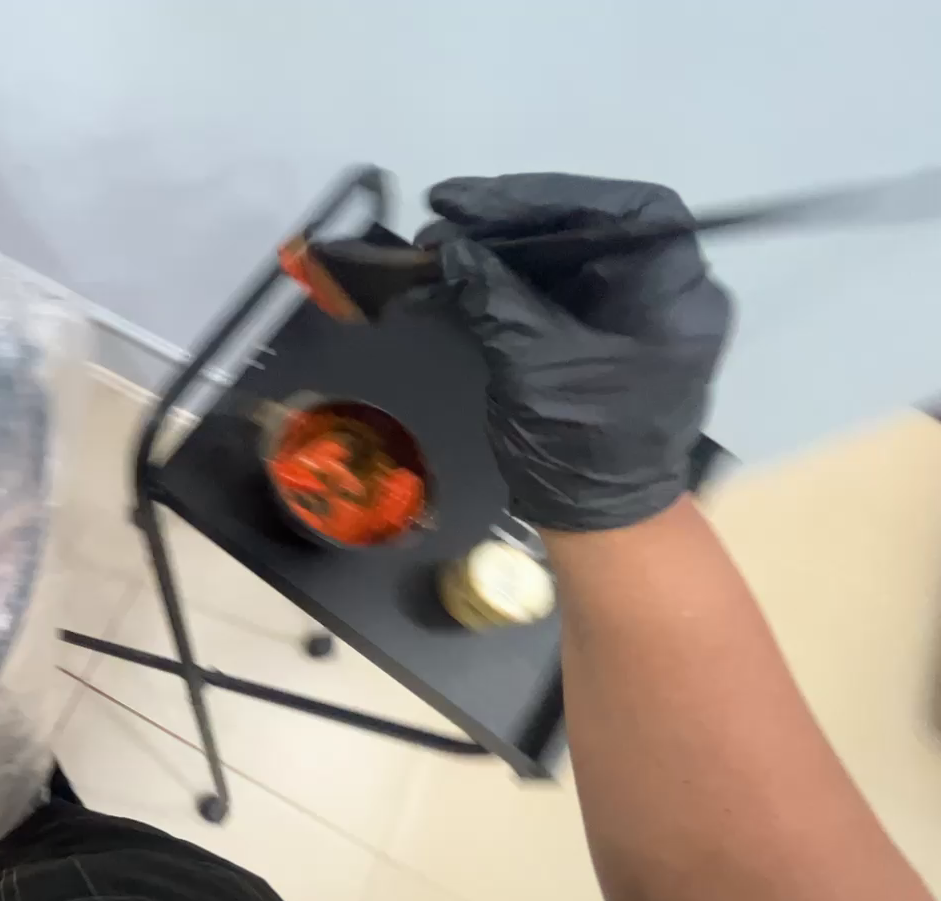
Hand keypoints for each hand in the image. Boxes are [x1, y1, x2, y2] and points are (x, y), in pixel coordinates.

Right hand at [416, 174, 734, 531]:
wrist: (594, 513)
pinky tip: (439, 289)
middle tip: (436, 221)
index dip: (542, 195)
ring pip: (548, 265)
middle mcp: (646, 291)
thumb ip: (497, 303)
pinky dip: (484, 292)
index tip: (468, 199)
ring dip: (485, 258)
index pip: (617, 211)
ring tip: (425, 254)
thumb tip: (449, 252)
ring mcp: (609, 316)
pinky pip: (531, 299)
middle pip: (577, 233)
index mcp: (667, 290)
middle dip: (504, 224)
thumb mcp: (538, 368)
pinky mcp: (573, 340)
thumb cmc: (584, 444)